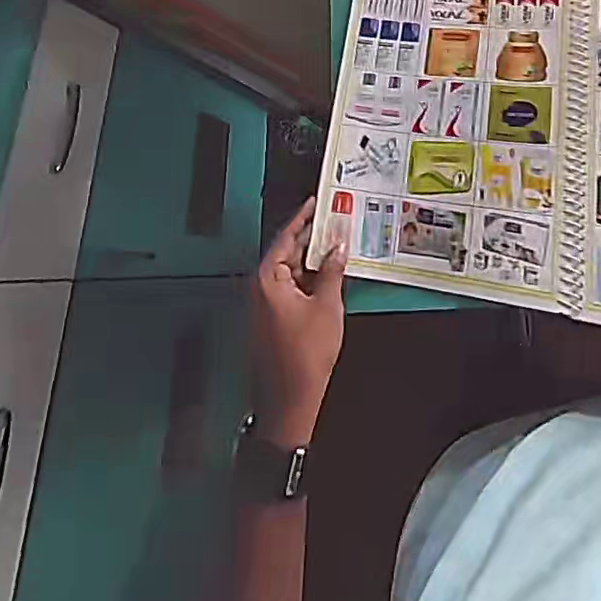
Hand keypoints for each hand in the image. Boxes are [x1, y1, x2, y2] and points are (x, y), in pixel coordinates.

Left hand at [250, 199, 347, 445]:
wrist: (292, 398)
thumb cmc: (307, 352)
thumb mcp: (327, 305)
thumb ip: (332, 271)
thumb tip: (338, 247)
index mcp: (268, 280)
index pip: (285, 238)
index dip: (302, 218)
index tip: (315, 202)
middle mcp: (262, 288)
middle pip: (287, 252)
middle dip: (311, 238)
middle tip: (335, 222)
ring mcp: (266, 303)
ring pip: (292, 270)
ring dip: (313, 259)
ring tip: (338, 244)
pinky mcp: (274, 317)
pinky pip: (292, 287)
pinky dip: (310, 278)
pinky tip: (331, 273)